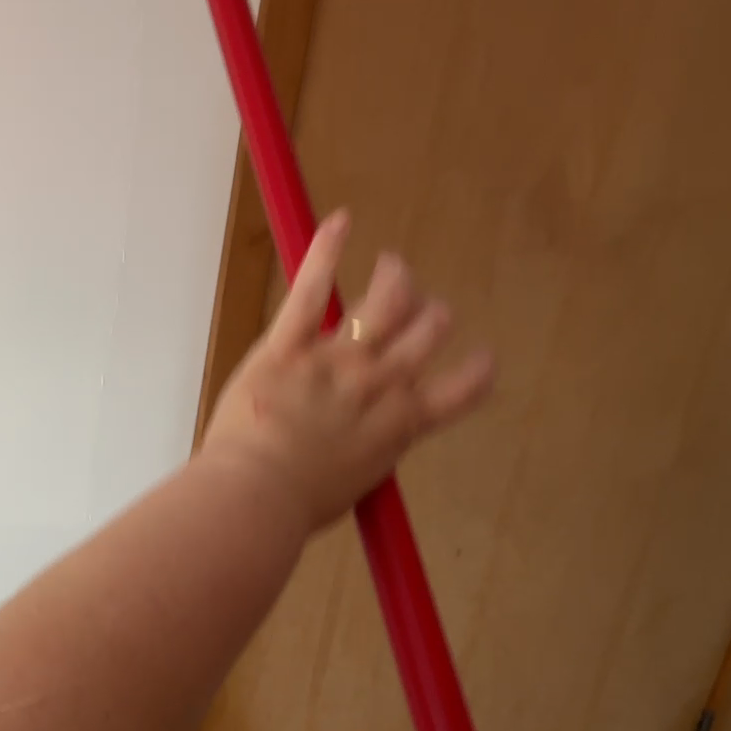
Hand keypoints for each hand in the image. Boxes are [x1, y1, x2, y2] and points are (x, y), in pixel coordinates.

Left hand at [198, 210, 493, 532]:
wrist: (255, 495)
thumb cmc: (293, 508)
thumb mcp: (348, 491)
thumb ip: (361, 460)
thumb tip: (351, 457)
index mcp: (402, 425)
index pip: (465, 388)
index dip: (476, 368)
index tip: (476, 357)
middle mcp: (380, 384)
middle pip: (427, 331)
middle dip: (427, 314)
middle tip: (411, 303)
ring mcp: (336, 360)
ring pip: (387, 302)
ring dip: (395, 279)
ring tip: (390, 264)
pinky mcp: (287, 349)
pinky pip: (311, 293)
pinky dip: (326, 252)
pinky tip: (339, 222)